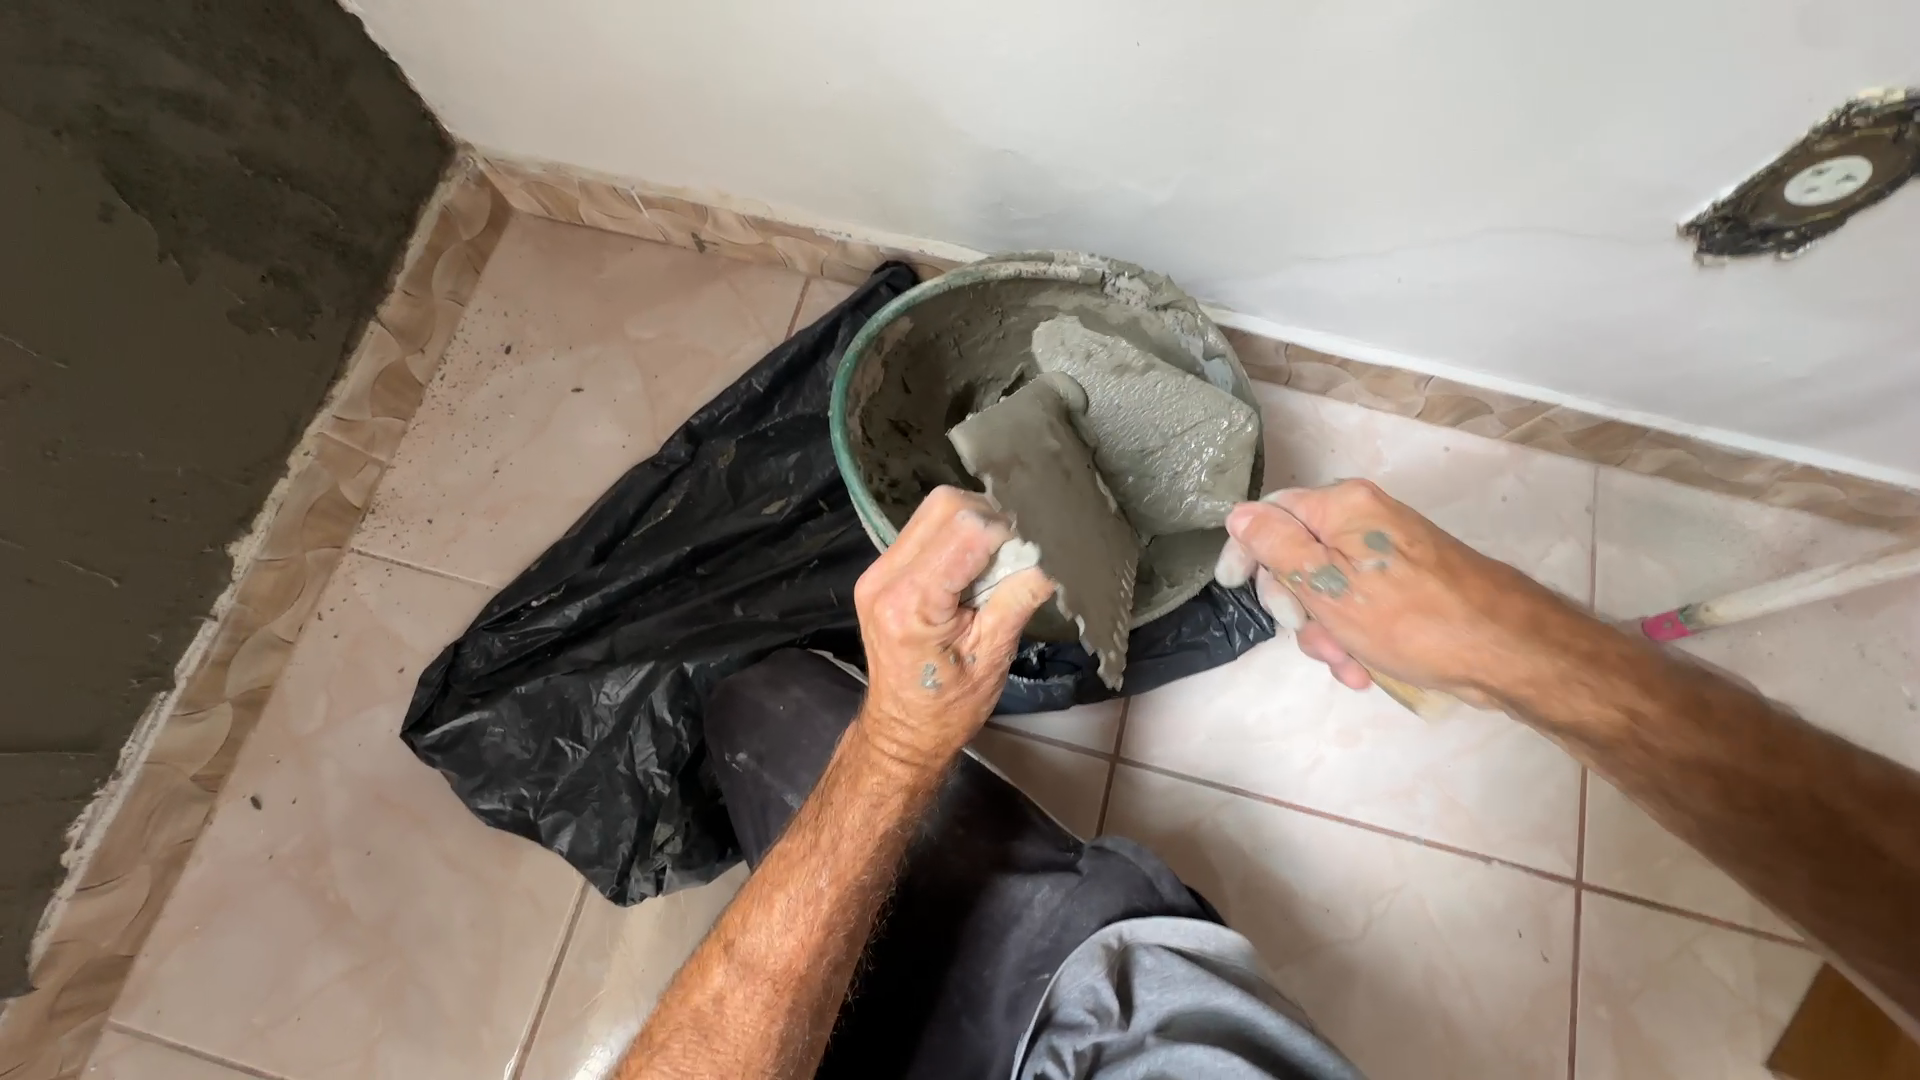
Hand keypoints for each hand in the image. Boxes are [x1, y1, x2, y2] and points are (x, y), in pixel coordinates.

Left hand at [853, 487, 1055, 772]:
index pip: (965, 530)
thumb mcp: (994, 655)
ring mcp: (878, 569)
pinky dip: (957, 534)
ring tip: (996, 559)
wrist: (903, 730)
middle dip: (990, 518)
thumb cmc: (949, 706)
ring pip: (933, 509)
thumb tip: (1051, 553)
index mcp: (912, 602)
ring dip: (973, 522)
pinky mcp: (882, 569)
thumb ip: (1019, 596)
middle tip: (1015, 553)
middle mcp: (885, 576)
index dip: (1006, 532)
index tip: (1030, 554)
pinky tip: (974, 564)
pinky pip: (924, 528)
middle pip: (945, 505)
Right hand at [1214, 479, 1577, 702]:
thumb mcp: (1327, 585)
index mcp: (1342, 506)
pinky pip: (1356, 602)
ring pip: (1324, 587)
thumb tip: (1239, 516)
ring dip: (1324, 630)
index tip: (1231, 587)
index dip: (1245, 550)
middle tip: (1309, 634)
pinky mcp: (1404, 582)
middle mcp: (1363, 520)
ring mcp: (1386, 552)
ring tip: (1346, 663)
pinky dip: (1352, 634)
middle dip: (1296, 604)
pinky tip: (1363, 667)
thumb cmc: (1410, 618)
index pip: (1269, 513)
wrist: (1511, 653)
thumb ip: (1276, 546)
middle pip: (1295, 554)